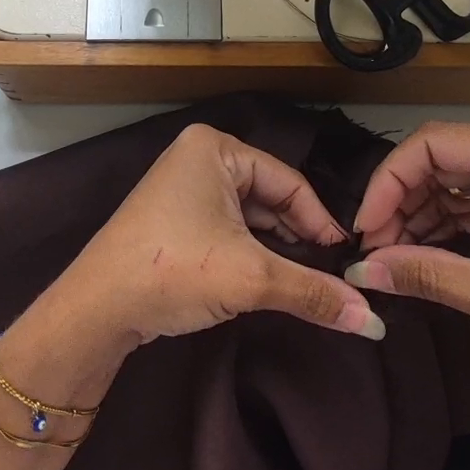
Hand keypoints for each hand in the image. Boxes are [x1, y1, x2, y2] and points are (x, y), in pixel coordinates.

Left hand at [42, 124, 385, 363]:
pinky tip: (265, 278)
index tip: (346, 258)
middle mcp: (197, 158)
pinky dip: (249, 252)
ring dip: (275, 248)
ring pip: (248, 216)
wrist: (96, 309)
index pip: (289, 181)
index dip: (321, 222)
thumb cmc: (174, 272)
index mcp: (215, 149)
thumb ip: (314, 292)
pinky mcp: (172, 219)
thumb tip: (373, 320)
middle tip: (328, 272)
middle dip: (297, 236)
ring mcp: (181, 188)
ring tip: (302, 279)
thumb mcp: (251, 279)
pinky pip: (225, 228)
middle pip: (270, 197)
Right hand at [344, 121, 469, 373]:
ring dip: (423, 216)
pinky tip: (426, 255)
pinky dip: (451, 225)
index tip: (364, 230)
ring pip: (459, 180)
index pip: (434, 144)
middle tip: (376, 253)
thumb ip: (430, 275)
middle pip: (444, 159)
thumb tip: (362, 272)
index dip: (388, 183)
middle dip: (403, 203)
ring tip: (395, 260)